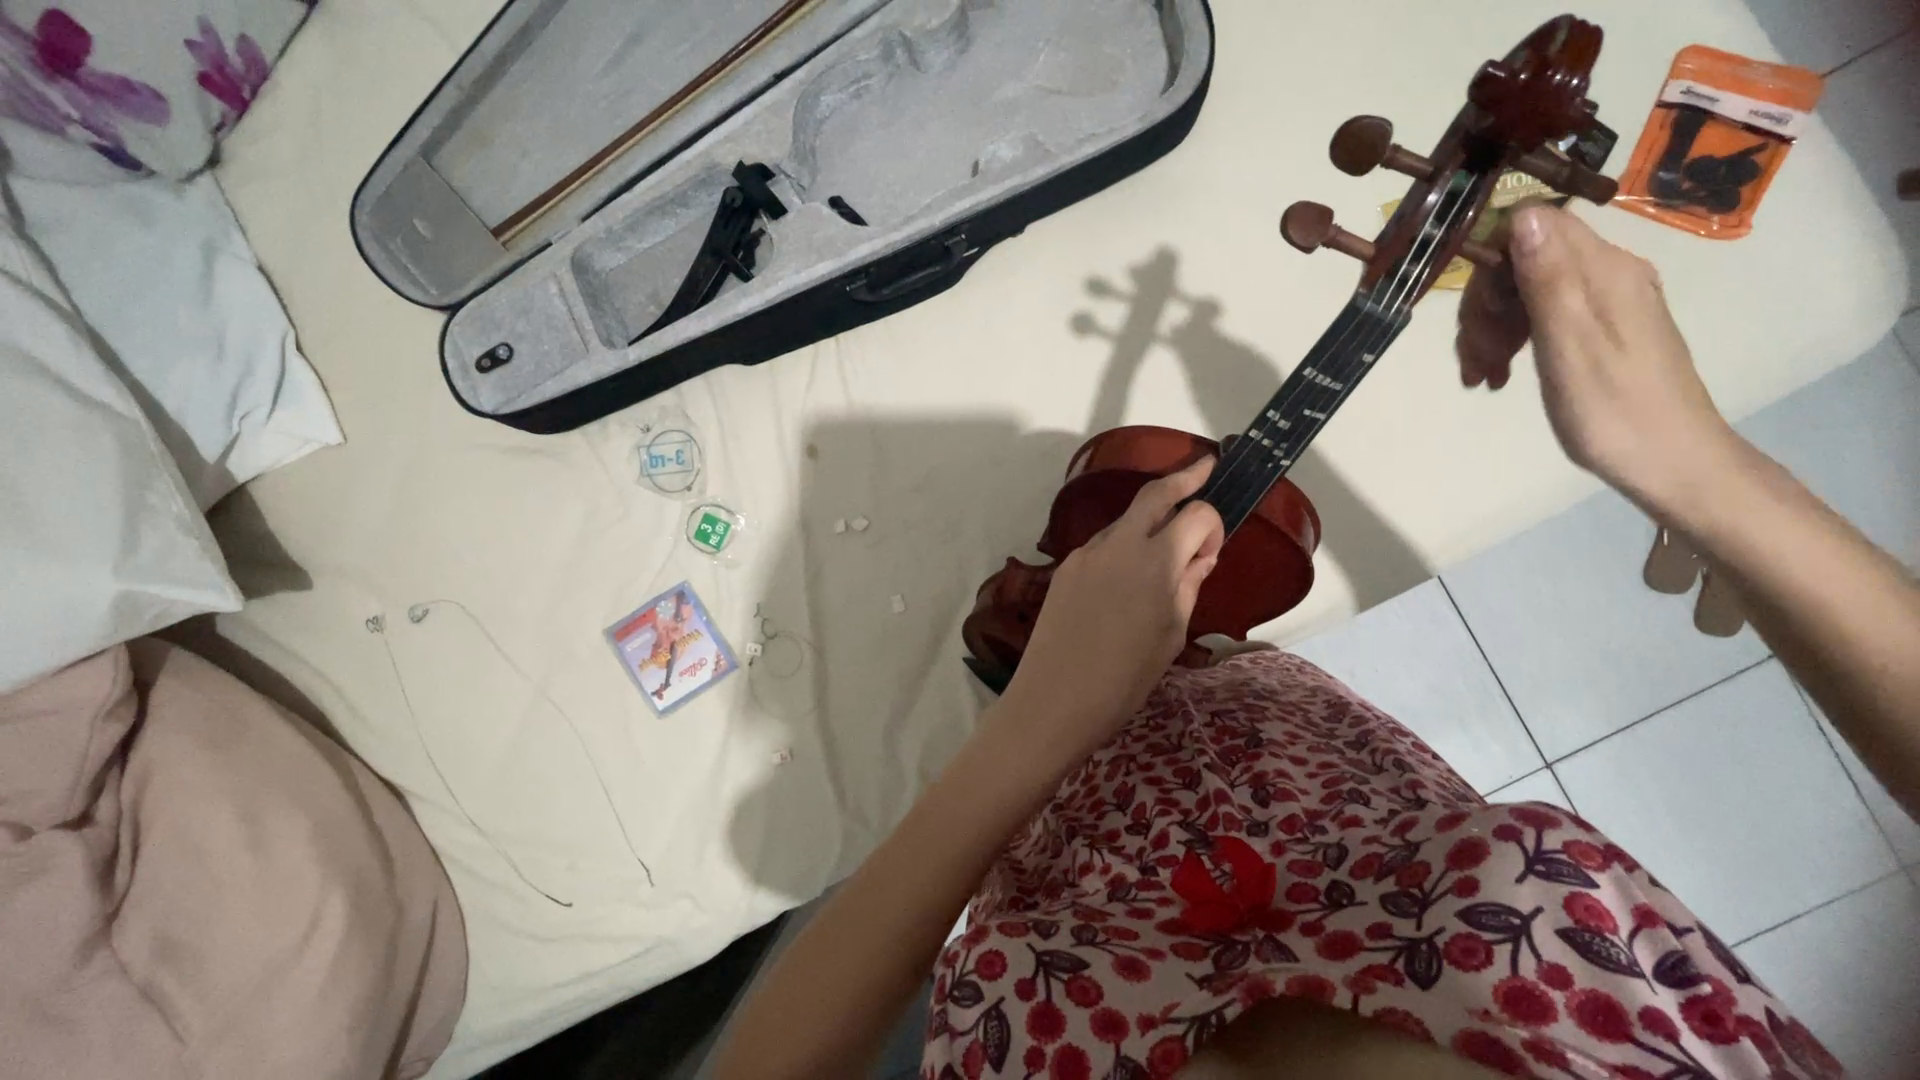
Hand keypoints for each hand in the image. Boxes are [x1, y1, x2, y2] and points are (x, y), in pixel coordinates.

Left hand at [991, 457, 1224, 764]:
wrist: (1053, 700)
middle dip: (1184, 477)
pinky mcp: (1064, 569)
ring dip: (1149, 521)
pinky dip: (1122, 548)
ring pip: (1125, 521)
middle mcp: (1118, 545)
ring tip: (1164, 550)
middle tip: (1205, 466)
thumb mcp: (1171, 636)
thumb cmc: (1124, 680)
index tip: (1212, 550)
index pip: (1196, 514)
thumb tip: (1200, 556)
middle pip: (1155, 493)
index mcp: (1156, 562)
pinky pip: (1102, 546)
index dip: (1212, 525)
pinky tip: (1126, 581)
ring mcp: (1086, 554)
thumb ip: (1188, 586)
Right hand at [1456, 204, 1741, 511]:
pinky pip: (1544, 314)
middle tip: (1476, 360)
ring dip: (1493, 328)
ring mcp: (1608, 300)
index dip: (1492, 262)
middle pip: (1525, 258)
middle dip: (1486, 305)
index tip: (1478, 315)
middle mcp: (1610, 273)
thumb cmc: (1614, 412)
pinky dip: (1514, 339)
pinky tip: (1502, 375)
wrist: (1672, 463)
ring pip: (1527, 289)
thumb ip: (1548, 279)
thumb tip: (1523, 215)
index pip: (1532, 226)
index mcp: (1604, 271)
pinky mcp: (1604, 326)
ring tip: (1483, 375)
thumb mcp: (1570, 345)